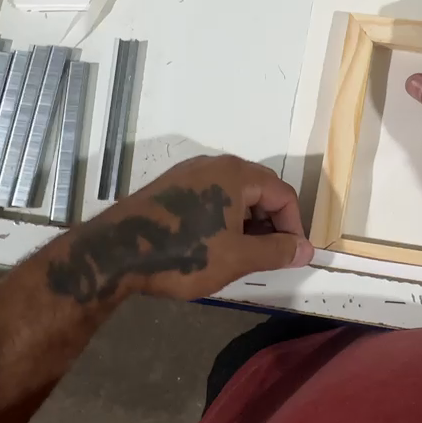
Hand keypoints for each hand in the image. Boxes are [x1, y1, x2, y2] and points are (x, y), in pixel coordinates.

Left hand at [41, 155, 311, 304]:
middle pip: (259, 190)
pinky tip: (211, 245)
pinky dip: (222, 219)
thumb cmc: (184, 253)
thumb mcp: (238, 258)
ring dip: (246, 223)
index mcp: (237, 174)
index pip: (283, 194)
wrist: (115, 252)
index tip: (290, 256)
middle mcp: (215, 164)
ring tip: (239, 255)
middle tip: (267, 257)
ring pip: (233, 195)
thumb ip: (277, 251)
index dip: (293, 226)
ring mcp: (189, 173)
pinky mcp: (169, 187)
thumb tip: (306, 249)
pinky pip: (209, 197)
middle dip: (270, 224)